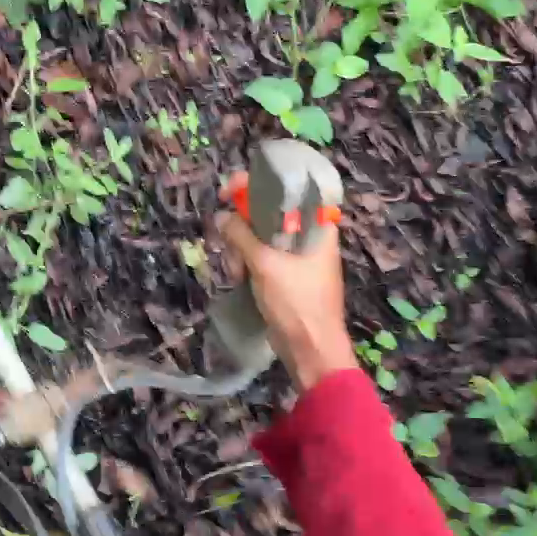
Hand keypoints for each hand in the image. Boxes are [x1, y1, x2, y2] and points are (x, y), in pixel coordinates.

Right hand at [210, 204, 357, 392]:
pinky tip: (238, 277)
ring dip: (240, 248)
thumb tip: (221, 216)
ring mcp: (297, 256)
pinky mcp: (285, 274)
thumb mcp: (265, 264)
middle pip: (266, 213)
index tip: (228, 192)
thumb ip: (240, 235)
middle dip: (241, 225)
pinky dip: (246, 261)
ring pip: (258, 236)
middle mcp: (308, 236)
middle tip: (226, 238)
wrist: (311, 351)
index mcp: (316, 227)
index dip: (255, 185)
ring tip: (236, 270)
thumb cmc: (296, 302)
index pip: (286, 189)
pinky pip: (259, 256)